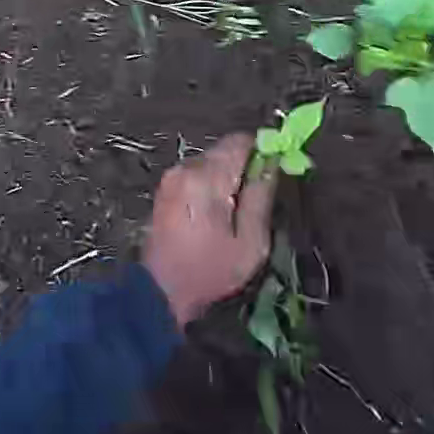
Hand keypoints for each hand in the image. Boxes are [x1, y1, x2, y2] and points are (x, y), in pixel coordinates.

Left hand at [142, 132, 276, 327]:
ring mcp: (172, 176)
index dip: (262, 150)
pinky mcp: (165, 187)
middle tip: (257, 199)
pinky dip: (211, 184)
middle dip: (245, 167)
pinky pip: (196, 173)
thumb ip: (261, 197)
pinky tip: (215, 214)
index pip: (240, 141)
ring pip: (211, 161)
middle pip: (225, 150)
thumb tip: (272, 163)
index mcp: (207, 177)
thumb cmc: (209, 271)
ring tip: (236, 212)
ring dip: (227, 177)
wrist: (159, 292)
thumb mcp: (250, 242)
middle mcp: (186, 168)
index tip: (274, 171)